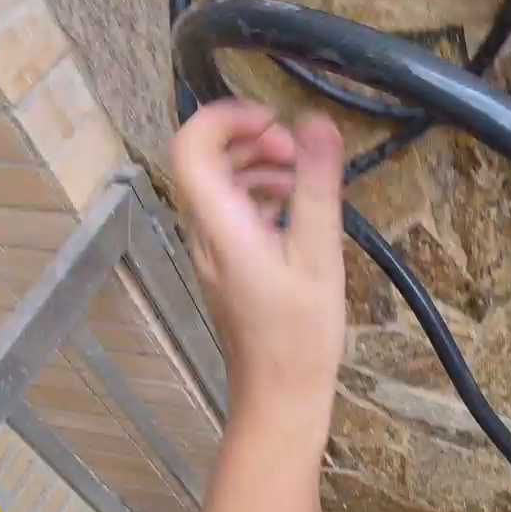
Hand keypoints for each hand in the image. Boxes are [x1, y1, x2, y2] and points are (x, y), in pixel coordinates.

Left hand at [171, 100, 346, 440]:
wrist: (280, 393)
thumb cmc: (300, 334)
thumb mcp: (319, 255)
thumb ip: (317, 188)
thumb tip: (317, 124)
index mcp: (220, 224)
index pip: (192, 145)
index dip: (226, 118)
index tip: (275, 121)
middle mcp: (204, 233)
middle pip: (203, 161)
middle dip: (249, 139)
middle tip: (297, 151)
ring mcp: (212, 252)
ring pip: (218, 187)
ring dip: (257, 167)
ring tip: (303, 177)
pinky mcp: (227, 267)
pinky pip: (232, 214)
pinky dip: (260, 196)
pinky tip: (297, 211)